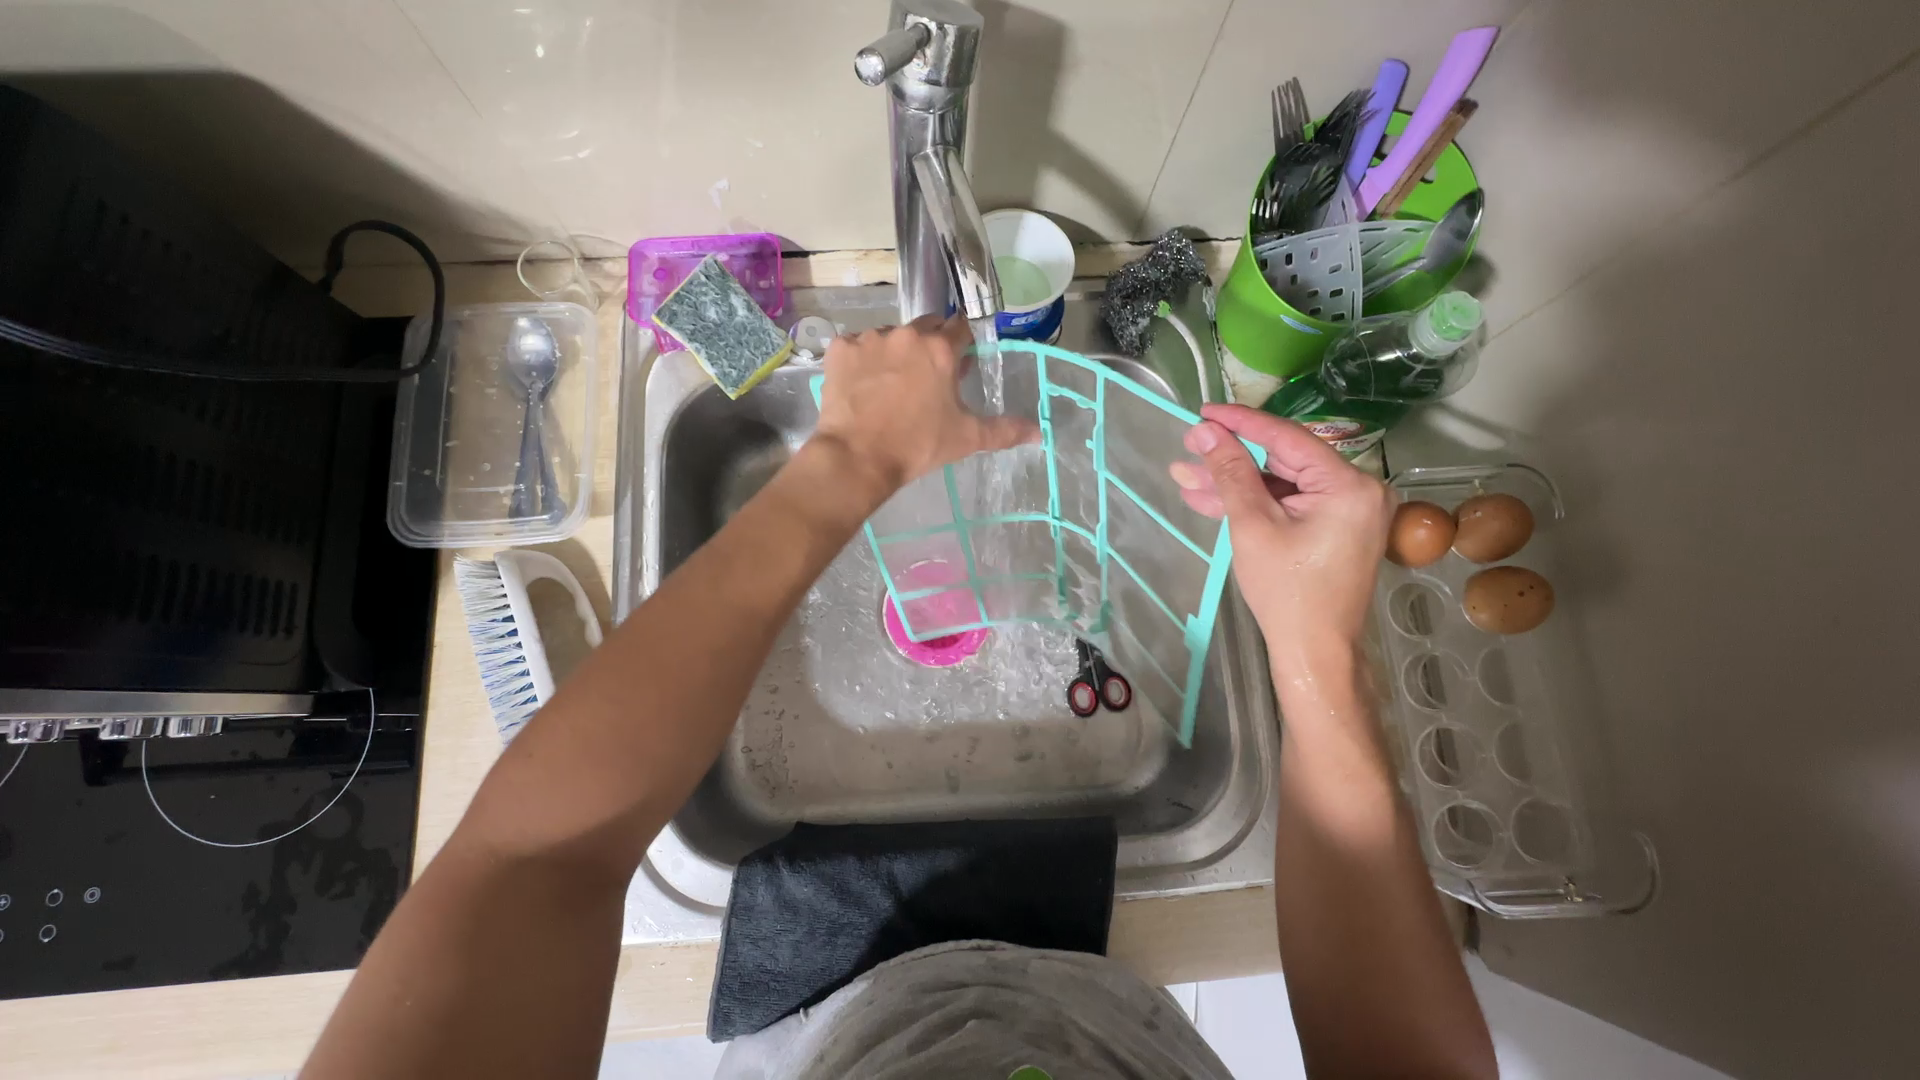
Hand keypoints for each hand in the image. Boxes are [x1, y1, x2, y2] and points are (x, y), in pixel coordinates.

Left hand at [813, 315, 1038, 496]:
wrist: (857, 457)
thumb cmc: (917, 446)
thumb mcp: (966, 438)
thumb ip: (1004, 430)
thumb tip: (1038, 433)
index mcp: (940, 349)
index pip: (961, 327)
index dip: (962, 342)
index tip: (959, 360)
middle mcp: (906, 334)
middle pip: (925, 328)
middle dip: (929, 346)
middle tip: (926, 379)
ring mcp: (869, 339)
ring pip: (889, 337)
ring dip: (895, 353)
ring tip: (891, 387)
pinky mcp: (840, 350)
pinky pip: (856, 347)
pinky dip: (862, 362)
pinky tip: (863, 387)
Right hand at [1169, 405, 1391, 663]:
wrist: (1313, 651)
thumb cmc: (1286, 590)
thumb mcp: (1252, 525)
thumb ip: (1231, 472)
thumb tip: (1206, 431)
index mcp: (1347, 484)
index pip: (1286, 438)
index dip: (1240, 422)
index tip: (1203, 411)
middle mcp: (1356, 489)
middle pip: (1281, 461)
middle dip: (1229, 458)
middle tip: (1188, 447)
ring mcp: (1345, 510)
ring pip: (1279, 484)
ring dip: (1233, 483)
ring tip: (1184, 476)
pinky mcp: (1332, 528)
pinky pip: (1288, 504)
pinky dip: (1253, 503)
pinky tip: (1209, 499)